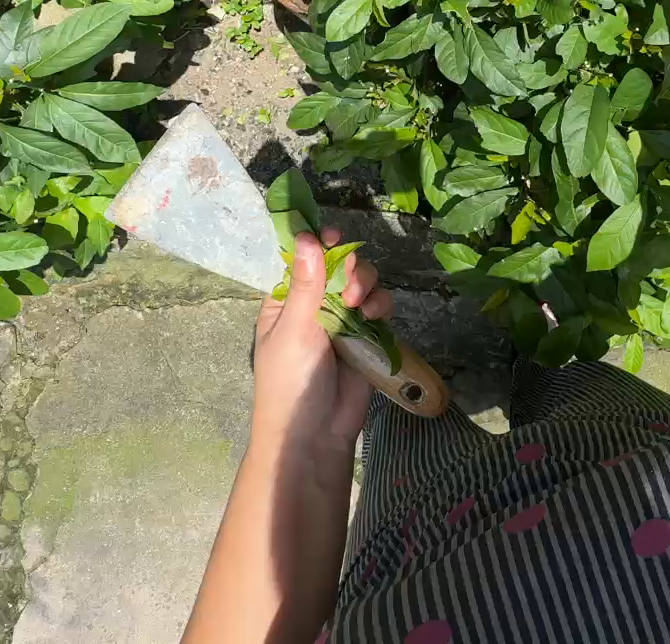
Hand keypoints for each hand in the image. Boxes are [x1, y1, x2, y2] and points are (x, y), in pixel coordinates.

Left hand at [250, 227, 394, 459]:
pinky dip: (381, 305)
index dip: (320, 244)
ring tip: (361, 305)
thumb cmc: (291, 380)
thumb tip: (308, 236)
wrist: (316, 433)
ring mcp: (343, 319)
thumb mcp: (293, 328)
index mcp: (287, 301)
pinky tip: (375, 317)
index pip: (305, 260)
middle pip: (340, 265)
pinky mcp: (368, 334)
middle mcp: (316, 305)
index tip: (334, 237)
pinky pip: (380, 305)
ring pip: (363, 282)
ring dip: (366, 284)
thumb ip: (307, 283)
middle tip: (351, 283)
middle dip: (349, 267)